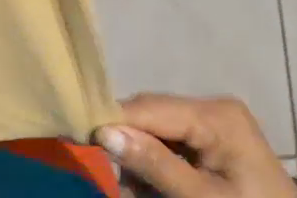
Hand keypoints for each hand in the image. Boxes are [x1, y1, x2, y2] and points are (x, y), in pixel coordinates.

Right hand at [97, 95, 296, 197]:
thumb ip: (156, 166)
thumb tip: (104, 132)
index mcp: (217, 115)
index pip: (150, 108)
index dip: (113, 121)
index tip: (79, 138)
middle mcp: (215, 108)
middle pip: (152, 114)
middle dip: (128, 143)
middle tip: (109, 178)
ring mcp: (217, 124)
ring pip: (158, 129)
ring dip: (140, 159)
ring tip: (136, 191)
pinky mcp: (217, 142)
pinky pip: (174, 143)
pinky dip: (158, 165)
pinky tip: (153, 189)